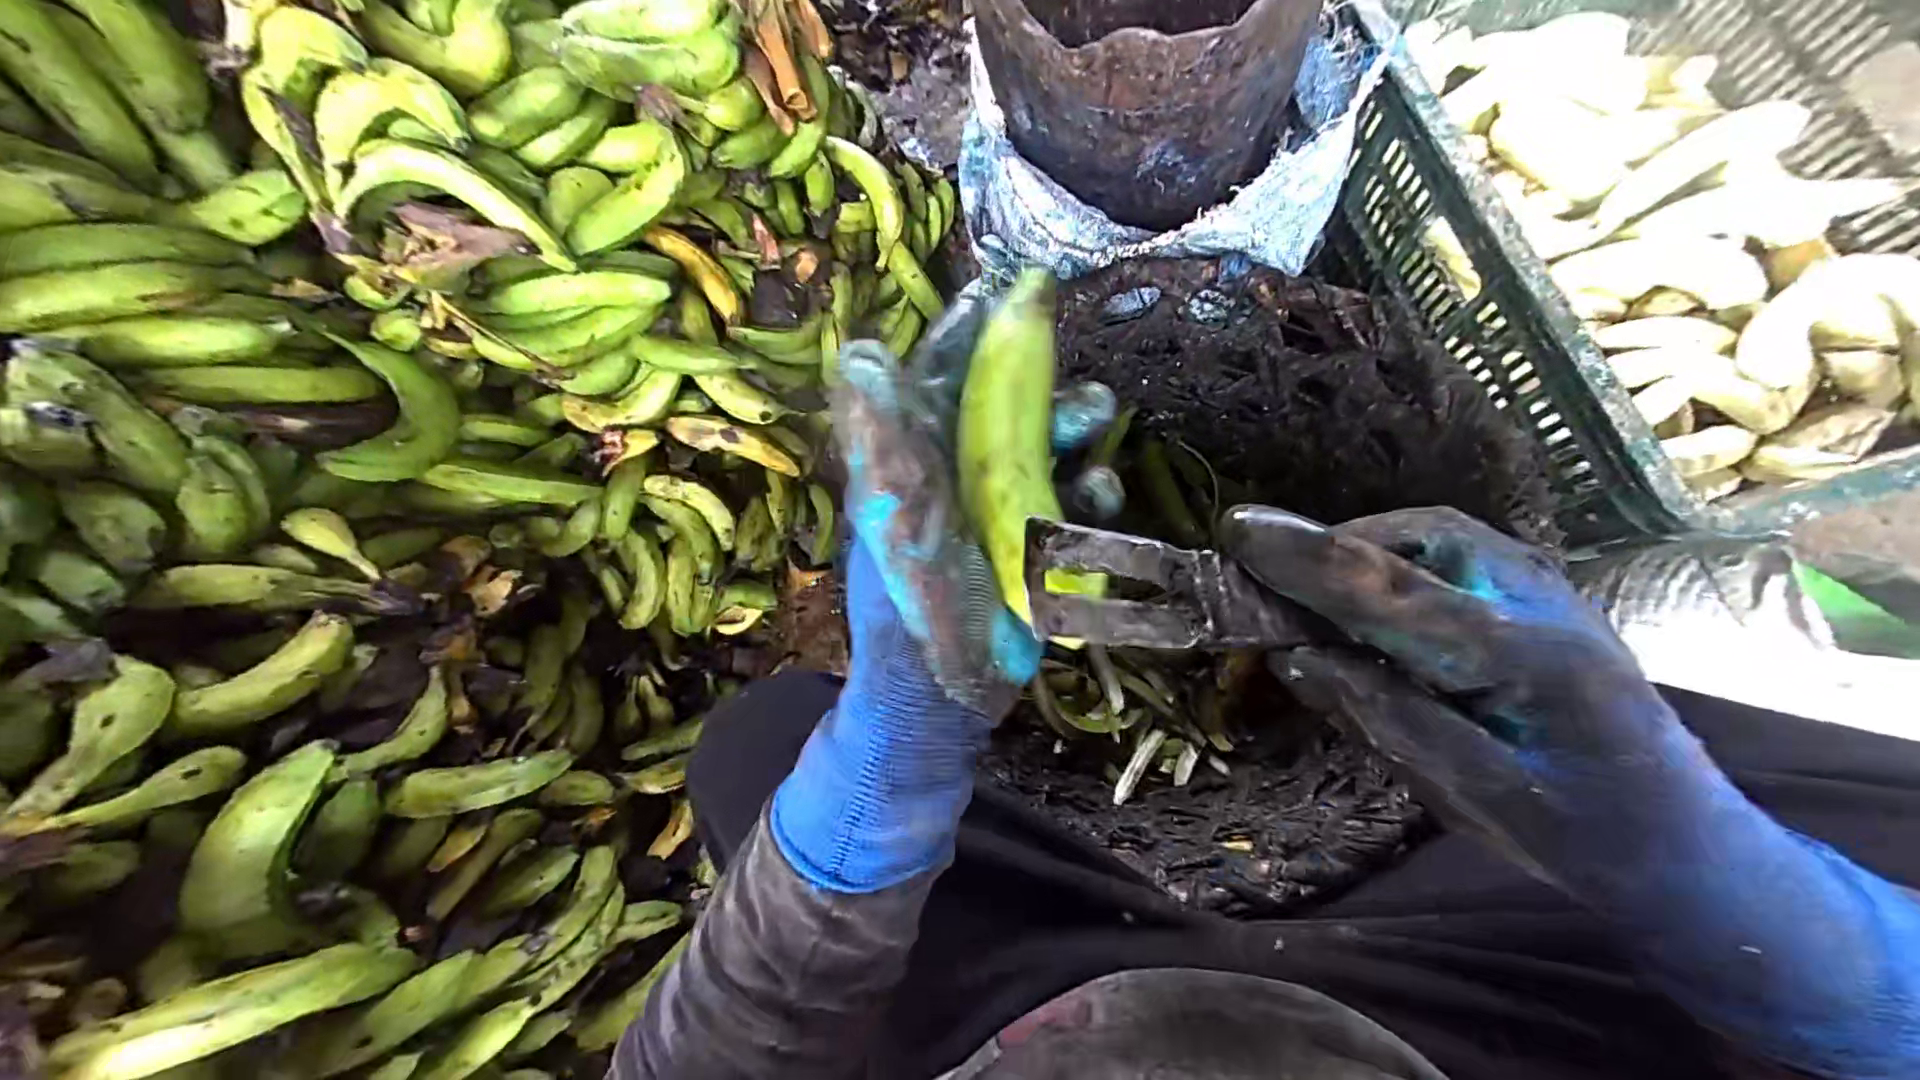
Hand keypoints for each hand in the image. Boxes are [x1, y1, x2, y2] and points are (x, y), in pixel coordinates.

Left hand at [771, 290, 1112, 892]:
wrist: (942, 696)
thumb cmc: (907, 615)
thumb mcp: (893, 528)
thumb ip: (884, 447)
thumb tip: (861, 354)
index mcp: (912, 459)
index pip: (938, 375)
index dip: (970, 332)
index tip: (1006, 289)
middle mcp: (954, 472)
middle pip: (1002, 404)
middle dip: (1039, 382)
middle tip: (1069, 372)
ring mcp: (996, 505)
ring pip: (1044, 445)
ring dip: (1073, 430)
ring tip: (1094, 425)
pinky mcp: (1032, 540)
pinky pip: (1069, 499)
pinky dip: (1088, 489)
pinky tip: (1097, 492)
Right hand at [1219, 506, 1919, 1077]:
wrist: (1686, 842)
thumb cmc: (1579, 834)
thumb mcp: (1473, 796)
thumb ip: (1382, 717)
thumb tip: (1292, 656)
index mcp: (1533, 664)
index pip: (1395, 594)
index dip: (1308, 561)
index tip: (1237, 532)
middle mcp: (1541, 602)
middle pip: (1414, 541)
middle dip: (1326, 546)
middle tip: (1257, 564)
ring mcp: (1542, 586)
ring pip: (1425, 533)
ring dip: (1351, 548)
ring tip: (1298, 581)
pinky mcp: (1528, 588)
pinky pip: (1437, 548)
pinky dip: (1378, 556)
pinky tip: (1354, 590)